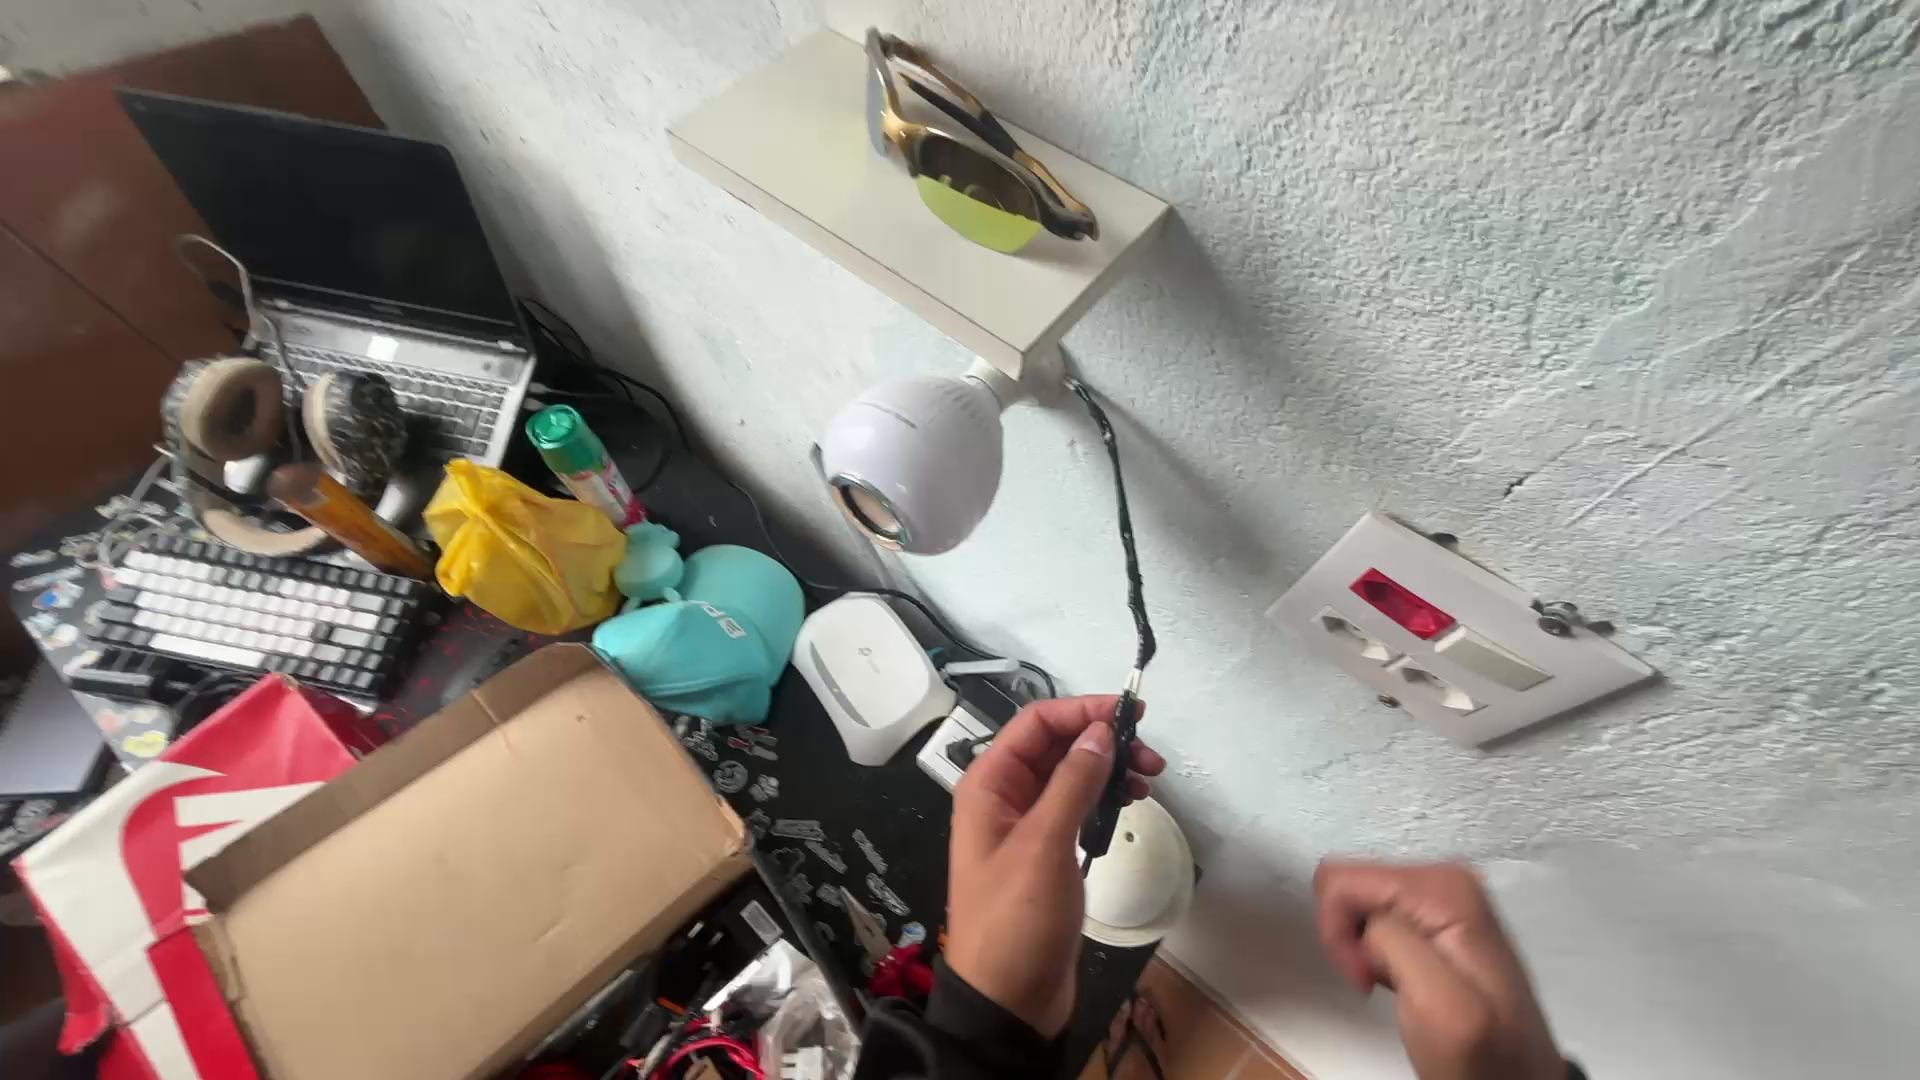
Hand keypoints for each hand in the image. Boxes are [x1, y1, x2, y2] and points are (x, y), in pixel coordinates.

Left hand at [946, 696, 1166, 1036]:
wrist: (1009, 1001)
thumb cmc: (1016, 919)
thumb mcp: (1043, 845)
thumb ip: (1072, 783)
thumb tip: (1099, 732)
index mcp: (989, 783)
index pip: (1036, 724)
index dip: (1080, 710)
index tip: (1128, 712)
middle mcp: (1005, 794)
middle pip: (1055, 746)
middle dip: (1101, 740)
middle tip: (1150, 754)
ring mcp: (1026, 822)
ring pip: (1070, 774)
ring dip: (1107, 769)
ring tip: (1148, 778)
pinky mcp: (1047, 848)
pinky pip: (1075, 805)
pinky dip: (1102, 797)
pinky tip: (1128, 802)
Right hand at [1314, 860, 1564, 1079]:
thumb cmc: (1481, 1053)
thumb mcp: (1440, 1003)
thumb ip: (1394, 941)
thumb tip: (1365, 919)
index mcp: (1443, 888)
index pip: (1342, 878)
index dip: (1339, 930)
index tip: (1362, 975)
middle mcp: (1442, 878)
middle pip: (1347, 881)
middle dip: (1347, 934)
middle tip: (1371, 978)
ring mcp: (1437, 894)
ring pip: (1354, 895)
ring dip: (1356, 941)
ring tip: (1384, 980)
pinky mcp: (1429, 912)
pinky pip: (1369, 909)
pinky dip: (1368, 943)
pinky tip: (1394, 972)